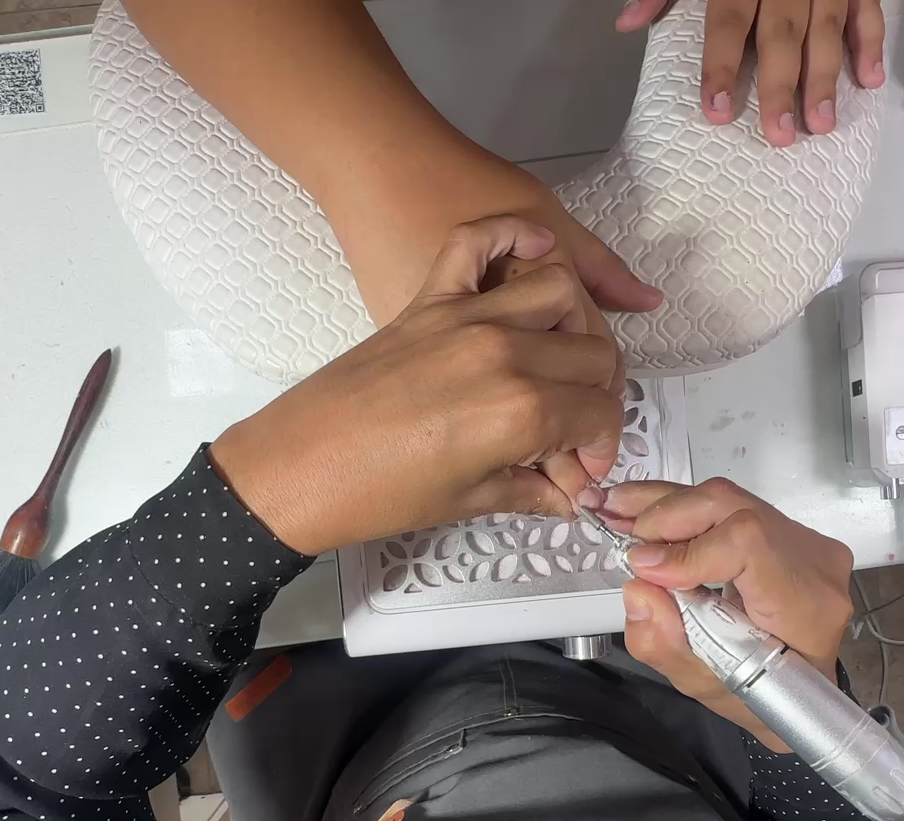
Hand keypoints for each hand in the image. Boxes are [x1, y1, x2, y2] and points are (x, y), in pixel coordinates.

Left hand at [209, 216, 622, 555]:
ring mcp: (466, 316)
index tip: (586, 468)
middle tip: (579, 428)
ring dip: (578, 323)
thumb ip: (532, 490)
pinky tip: (534, 249)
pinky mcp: (429, 299)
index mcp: (520, 412)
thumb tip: (569, 497)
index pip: (599, 412)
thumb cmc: (379, 495)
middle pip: (594, 353)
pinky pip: (478, 242)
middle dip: (602, 395)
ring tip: (563, 362)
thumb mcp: (467, 502)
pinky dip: (511, 235)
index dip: (603, 444)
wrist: (300, 468)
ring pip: (560, 289)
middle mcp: (505, 353)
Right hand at [605, 478, 854, 752]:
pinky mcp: (781, 529)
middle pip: (731, 506)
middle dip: (665, 519)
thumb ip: (664, 643)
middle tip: (626, 544)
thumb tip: (639, 589)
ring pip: (723, 497)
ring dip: (662, 506)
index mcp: (805, 607)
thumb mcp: (701, 684)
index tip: (643, 569)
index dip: (688, 549)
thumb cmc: (758, 693)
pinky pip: (725, 503)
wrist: (796, 686)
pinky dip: (676, 507)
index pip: (748, 543)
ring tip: (613, 512)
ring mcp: (800, 539)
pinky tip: (639, 511)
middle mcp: (812, 562)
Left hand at [616, 0, 886, 147]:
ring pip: (828, 24)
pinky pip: (868, 3)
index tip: (717, 113)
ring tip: (821, 124)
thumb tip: (627, 24)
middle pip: (782, 32)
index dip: (721, 67)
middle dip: (781, 85)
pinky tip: (867, 80)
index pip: (728, 21)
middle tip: (779, 136)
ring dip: (826, 75)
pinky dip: (871, 39)